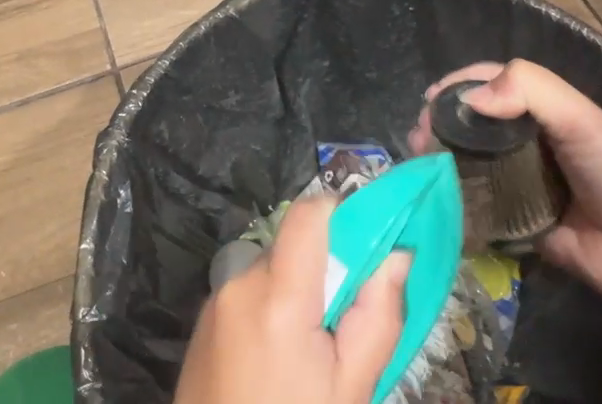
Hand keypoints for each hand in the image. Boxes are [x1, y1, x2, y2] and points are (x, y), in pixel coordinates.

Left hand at [175, 197, 409, 403]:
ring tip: (313, 351)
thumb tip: (397, 252)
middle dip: (327, 270)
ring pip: (274, 271)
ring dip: (300, 293)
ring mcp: (216, 300)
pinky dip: (272, 309)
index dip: (344, 217)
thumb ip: (378, 315)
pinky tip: (279, 357)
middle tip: (348, 321)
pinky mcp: (204, 318)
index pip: (310, 214)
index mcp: (279, 296)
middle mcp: (241, 283)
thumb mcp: (352, 387)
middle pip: (295, 246)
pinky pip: (250, 294)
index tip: (372, 246)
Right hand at [408, 59, 601, 303]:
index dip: (461, 83)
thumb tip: (468, 98)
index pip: (495, 82)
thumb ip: (531, 91)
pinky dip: (452, 194)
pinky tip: (432, 192)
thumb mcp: (583, 121)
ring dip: (441, 155)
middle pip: (474, 119)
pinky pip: (475, 200)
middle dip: (442, 120)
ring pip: (469, 157)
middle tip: (420, 135)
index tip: (431, 99)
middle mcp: (530, 140)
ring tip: (421, 161)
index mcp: (549, 111)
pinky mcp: (512, 219)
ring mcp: (520, 181)